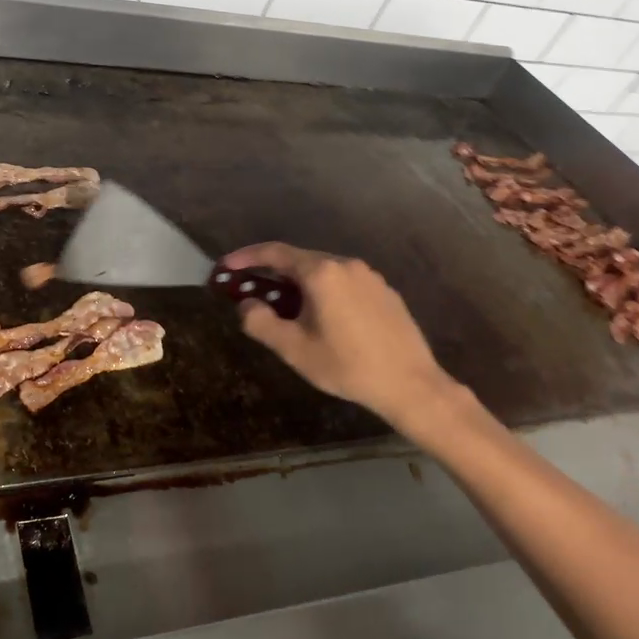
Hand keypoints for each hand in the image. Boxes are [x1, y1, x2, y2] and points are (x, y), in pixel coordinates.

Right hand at [222, 242, 463, 432]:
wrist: (411, 385)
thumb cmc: (348, 366)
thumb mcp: (294, 349)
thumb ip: (261, 322)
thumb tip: (246, 304)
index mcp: (321, 273)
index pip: (274, 253)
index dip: (247, 257)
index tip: (227, 267)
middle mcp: (346, 264)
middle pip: (299, 261)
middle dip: (274, 275)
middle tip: (256, 295)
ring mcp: (370, 277)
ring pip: (324, 272)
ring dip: (300, 286)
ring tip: (290, 312)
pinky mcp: (386, 292)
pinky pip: (345, 284)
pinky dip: (325, 293)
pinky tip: (326, 320)